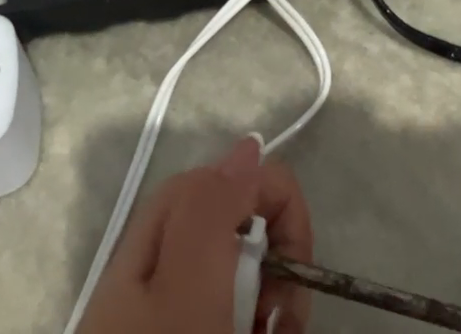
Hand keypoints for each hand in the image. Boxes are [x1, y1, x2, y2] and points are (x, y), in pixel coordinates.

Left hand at [80, 136, 313, 333]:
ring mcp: (164, 299)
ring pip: (240, 276)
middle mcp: (163, 253)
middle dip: (279, 267)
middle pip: (242, 227)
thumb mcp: (187, 292)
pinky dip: (249, 324)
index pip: (239, 174)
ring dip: (268, 307)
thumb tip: (250, 145)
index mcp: (165, 227)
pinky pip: (225, 308)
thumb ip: (214, 211)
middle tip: (279, 323)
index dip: (281, 208)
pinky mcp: (172, 321)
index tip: (297, 274)